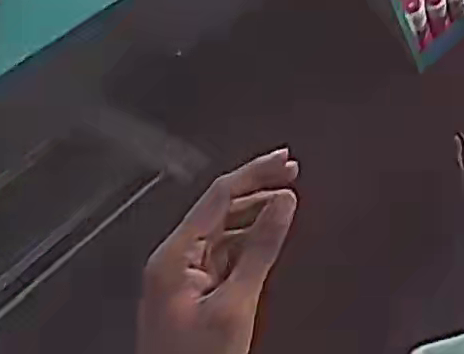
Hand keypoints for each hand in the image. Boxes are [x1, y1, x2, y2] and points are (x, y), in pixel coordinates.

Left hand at [137, 148, 298, 353]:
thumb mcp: (235, 304)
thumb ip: (261, 247)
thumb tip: (284, 201)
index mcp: (173, 257)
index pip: (220, 194)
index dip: (256, 171)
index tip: (284, 160)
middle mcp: (173, 262)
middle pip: (221, 206)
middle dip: (259, 187)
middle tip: (290, 172)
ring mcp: (182, 279)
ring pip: (225, 227)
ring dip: (257, 211)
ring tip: (286, 201)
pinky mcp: (194, 294)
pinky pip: (226, 250)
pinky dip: (251, 237)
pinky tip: (269, 234)